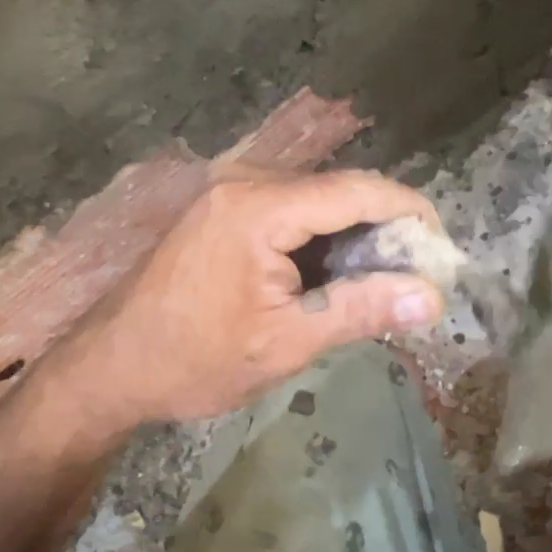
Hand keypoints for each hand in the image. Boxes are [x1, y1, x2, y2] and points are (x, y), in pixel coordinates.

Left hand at [38, 169, 446, 429]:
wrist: (109, 368)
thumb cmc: (194, 361)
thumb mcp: (286, 343)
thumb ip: (361, 310)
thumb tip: (432, 298)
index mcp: (259, 206)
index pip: (356, 190)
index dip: (408, 211)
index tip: (442, 247)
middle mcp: (246, 182)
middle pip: (339, 190)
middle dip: (385, 228)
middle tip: (417, 275)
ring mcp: (231, 191)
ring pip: (318, 200)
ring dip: (355, 234)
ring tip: (384, 281)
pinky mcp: (224, 208)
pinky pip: (291, 210)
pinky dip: (322, 237)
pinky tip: (336, 275)